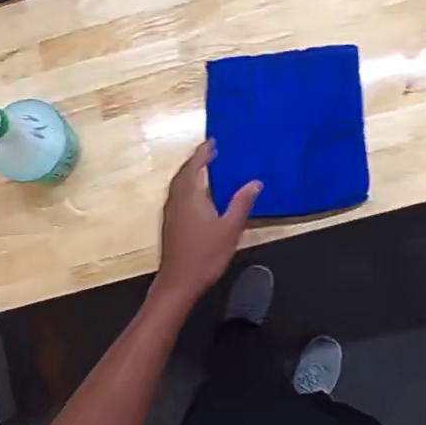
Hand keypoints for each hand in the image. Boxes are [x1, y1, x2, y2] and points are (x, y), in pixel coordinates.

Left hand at [154, 140, 261, 304]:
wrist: (178, 283)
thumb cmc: (205, 255)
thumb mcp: (230, 229)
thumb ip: (242, 203)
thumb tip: (255, 182)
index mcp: (190, 196)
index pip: (195, 166)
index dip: (203, 152)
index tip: (213, 141)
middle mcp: (176, 200)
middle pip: (184, 173)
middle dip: (197, 160)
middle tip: (212, 152)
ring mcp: (171, 212)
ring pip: (179, 185)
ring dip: (191, 173)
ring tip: (207, 169)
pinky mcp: (170, 223)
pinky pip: (178, 195)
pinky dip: (188, 186)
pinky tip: (200, 195)